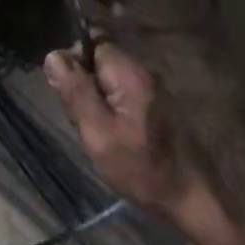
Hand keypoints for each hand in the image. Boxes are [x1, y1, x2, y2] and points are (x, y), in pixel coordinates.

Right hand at [45, 42, 208, 218]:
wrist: (191, 200)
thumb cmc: (141, 169)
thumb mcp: (98, 133)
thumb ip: (76, 92)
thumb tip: (54, 55)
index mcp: (131, 75)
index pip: (93, 43)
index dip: (74, 64)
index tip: (71, 97)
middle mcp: (144, 73)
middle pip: (99, 61)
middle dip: (83, 86)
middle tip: (85, 123)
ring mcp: (153, 90)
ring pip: (108, 81)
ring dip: (95, 102)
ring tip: (98, 135)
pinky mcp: (156, 107)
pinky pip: (121, 95)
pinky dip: (110, 112)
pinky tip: (113, 139)